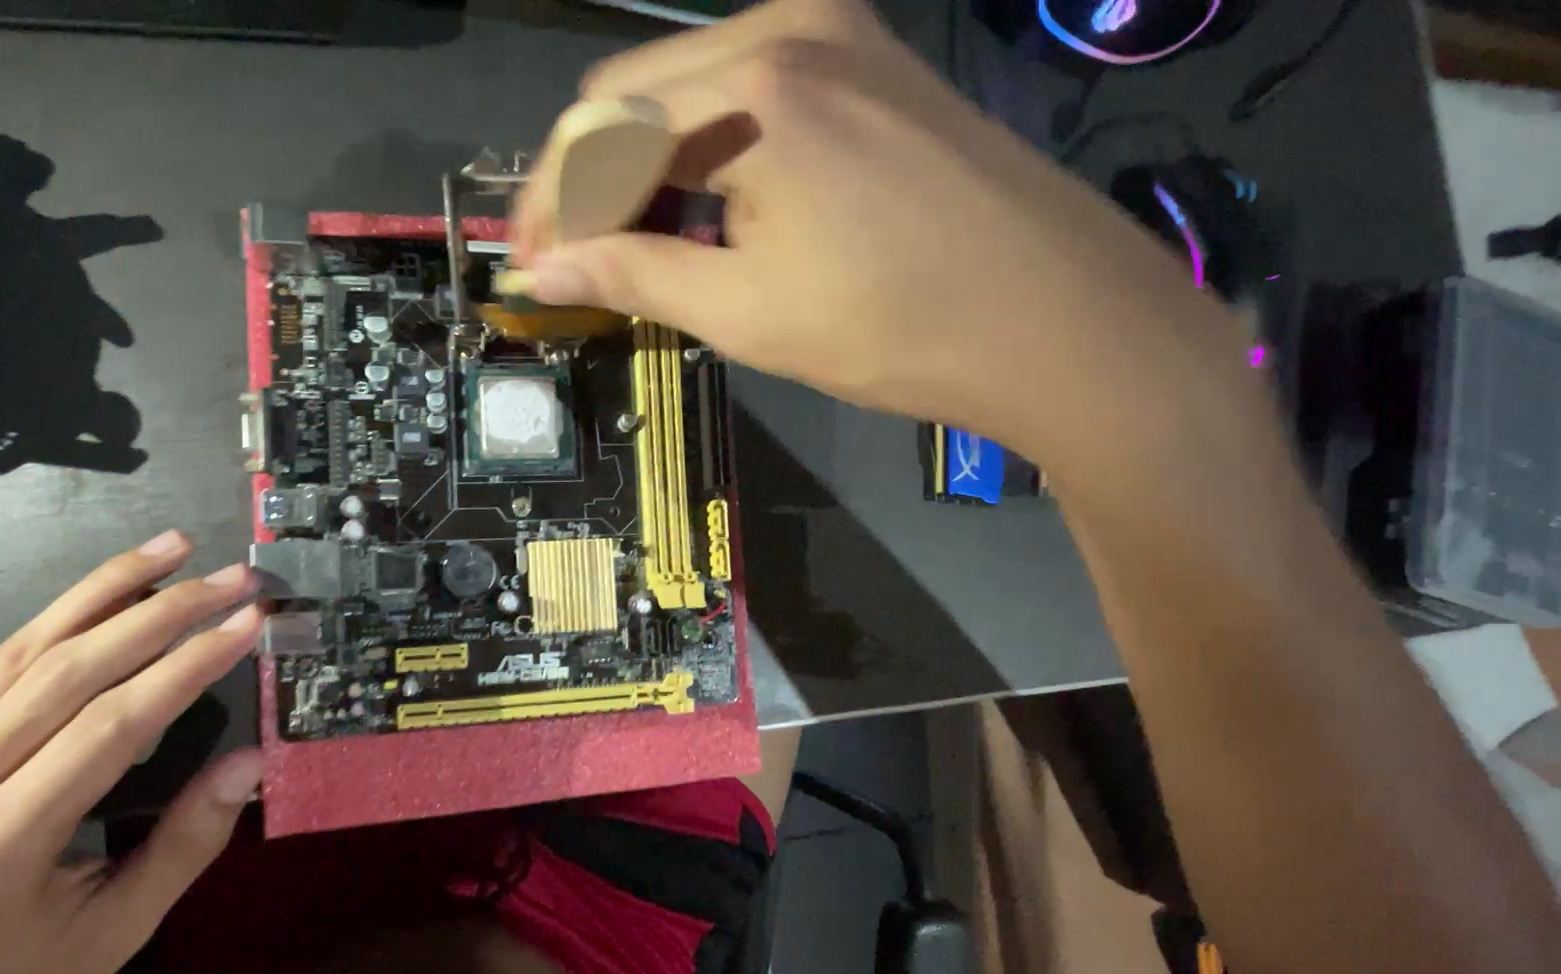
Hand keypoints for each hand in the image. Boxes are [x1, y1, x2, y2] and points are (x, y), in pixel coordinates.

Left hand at [0, 532, 265, 973]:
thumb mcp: (120, 931)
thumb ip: (188, 842)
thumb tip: (251, 761)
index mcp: (1, 843)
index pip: (111, 724)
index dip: (187, 664)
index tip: (247, 621)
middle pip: (69, 670)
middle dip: (161, 611)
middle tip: (230, 576)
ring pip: (27, 650)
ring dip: (106, 588)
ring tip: (170, 547)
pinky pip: (1, 667)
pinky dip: (63, 617)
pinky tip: (107, 591)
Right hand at [510, 0, 1254, 462]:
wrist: (1060, 320)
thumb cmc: (897, 329)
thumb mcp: (746, 312)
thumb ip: (633, 273)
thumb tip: (539, 273)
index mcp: (751, 88)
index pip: (599, 133)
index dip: (550, 206)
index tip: (528, 267)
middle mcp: (787, 28)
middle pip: (633, 94)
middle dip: (592, 180)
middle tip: (580, 261)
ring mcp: (839, 33)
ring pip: (689, 86)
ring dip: (649, 162)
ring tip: (647, 246)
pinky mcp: (872, 59)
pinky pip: (751, 86)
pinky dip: (711, 145)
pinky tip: (716, 208)